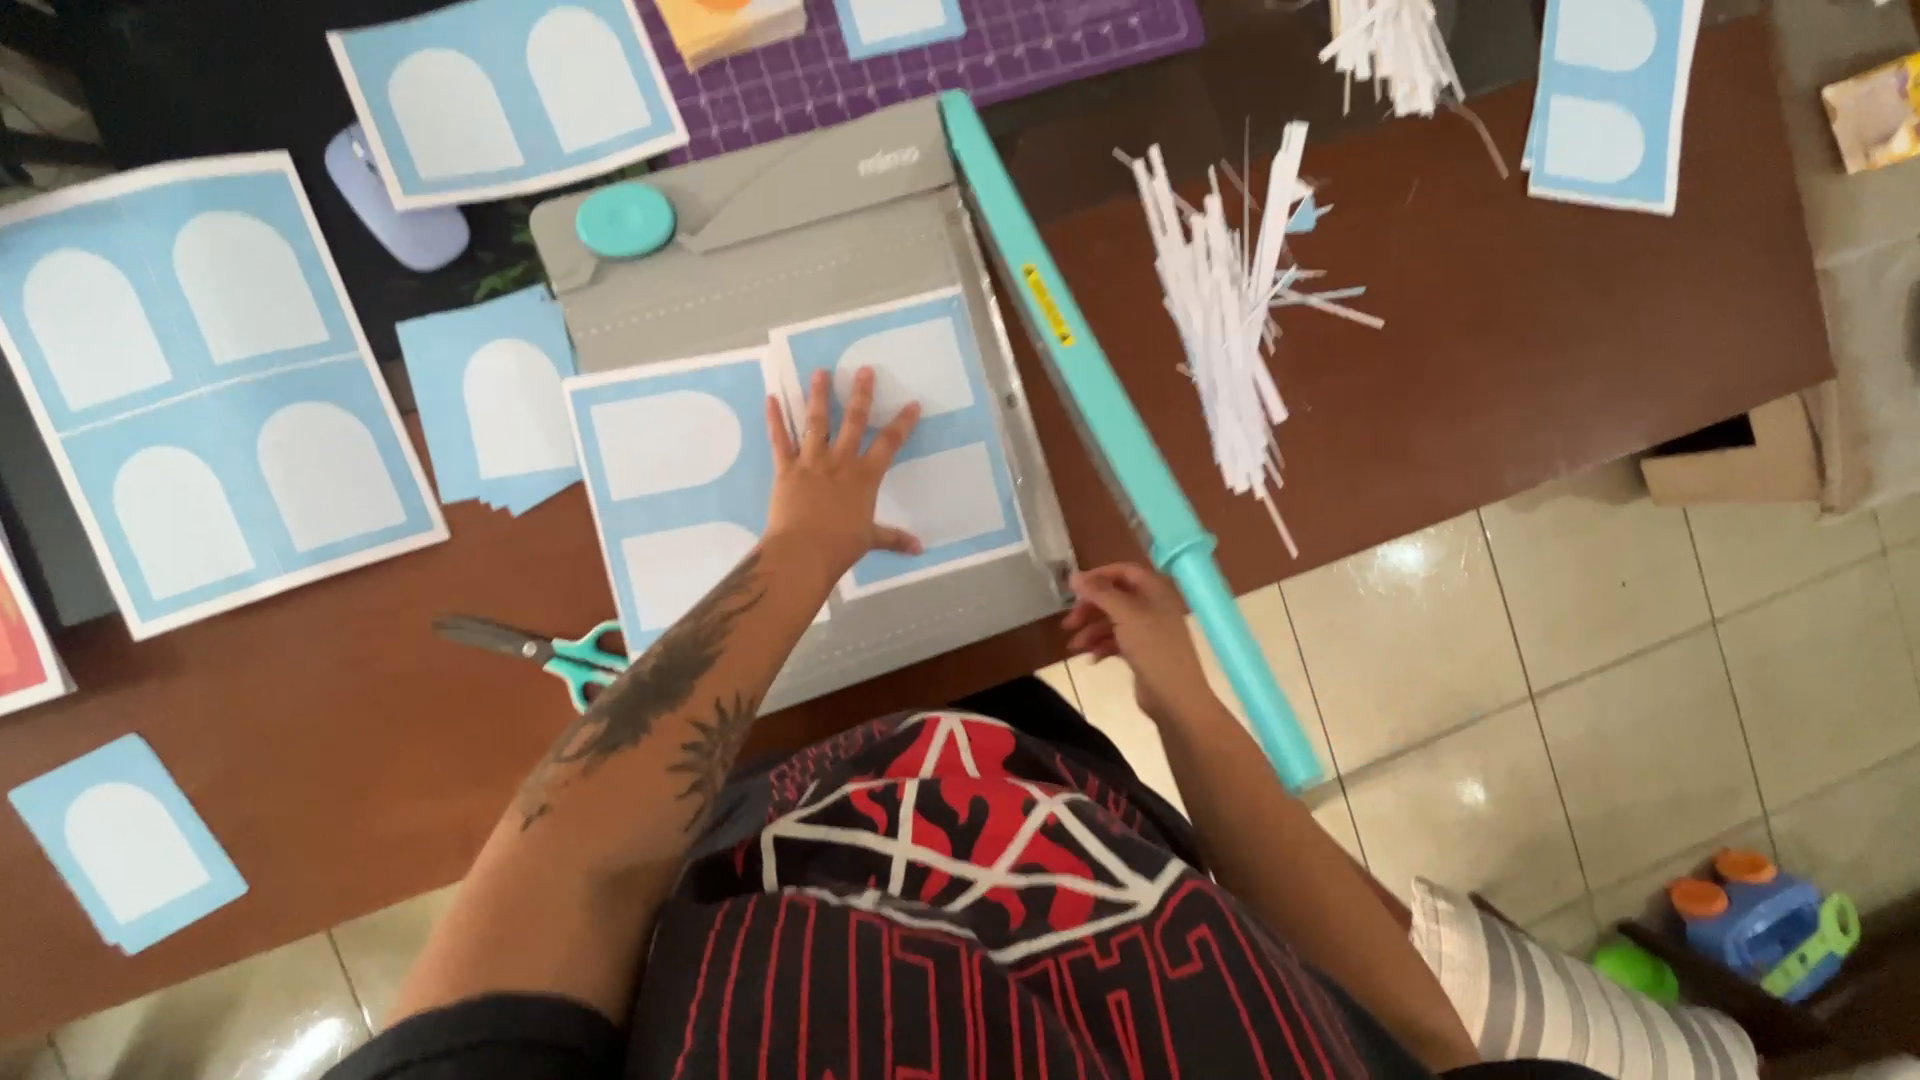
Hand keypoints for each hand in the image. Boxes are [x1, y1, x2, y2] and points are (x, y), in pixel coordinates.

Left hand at [765, 367, 922, 583]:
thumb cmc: (839, 547)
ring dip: (817, 396)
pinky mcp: (786, 469)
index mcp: (864, 477)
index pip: (889, 443)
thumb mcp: (870, 540)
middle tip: (864, 370)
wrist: (801, 553)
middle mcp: (840, 462)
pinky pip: (779, 440)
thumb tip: (919, 549)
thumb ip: (893, 538)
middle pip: (852, 421)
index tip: (912, 404)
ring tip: (819, 372)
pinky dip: (774, 419)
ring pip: (816, 423)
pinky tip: (771, 399)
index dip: (902, 423)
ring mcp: (811, 462)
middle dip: (860, 394)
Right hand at [1062, 563, 1216, 721]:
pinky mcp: (1141, 652)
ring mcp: (1147, 631)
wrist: (1175, 696)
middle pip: (1114, 598)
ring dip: (1091, 632)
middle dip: (1089, 609)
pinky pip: (1116, 642)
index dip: (1099, 576)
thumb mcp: (1125, 614)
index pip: (1124, 571)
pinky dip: (1102, 647)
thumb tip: (1074, 576)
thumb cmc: (1153, 647)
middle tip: (1068, 623)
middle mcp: (1152, 607)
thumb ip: (1099, 593)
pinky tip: (1092, 659)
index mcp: (1155, 590)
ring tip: (1074, 647)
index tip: (1074, 588)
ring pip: (1112, 622)